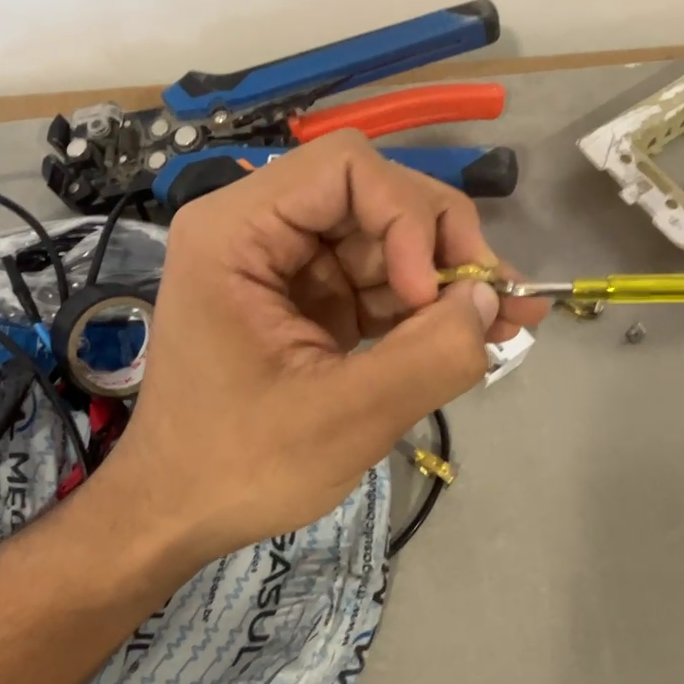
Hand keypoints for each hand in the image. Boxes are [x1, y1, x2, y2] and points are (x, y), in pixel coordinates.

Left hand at [97, 130, 547, 560]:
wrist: (178, 514)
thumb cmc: (238, 468)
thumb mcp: (343, 419)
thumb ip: (430, 355)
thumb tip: (492, 299)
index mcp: (235, 233)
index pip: (346, 168)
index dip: (406, 217)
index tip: (427, 296)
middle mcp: (256, 231)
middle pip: (373, 196)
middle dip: (440, 247)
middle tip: (497, 304)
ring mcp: (283, 268)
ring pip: (385, 240)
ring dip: (444, 279)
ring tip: (505, 325)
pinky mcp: (305, 304)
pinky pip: (376, 283)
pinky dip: (423, 307)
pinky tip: (469, 335)